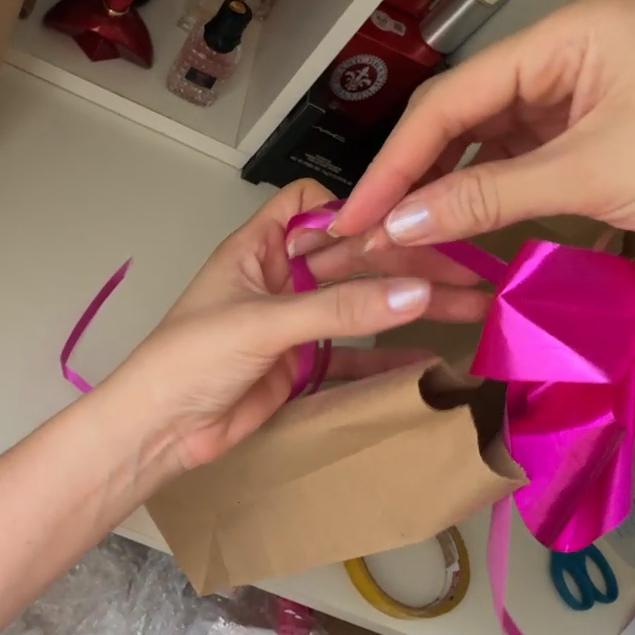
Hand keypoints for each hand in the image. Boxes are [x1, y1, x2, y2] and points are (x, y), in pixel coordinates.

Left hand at [96, 179, 490, 477]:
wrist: (160, 429)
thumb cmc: (189, 360)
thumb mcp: (263, 323)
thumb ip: (338, 308)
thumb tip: (418, 293)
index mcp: (255, 250)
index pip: (308, 205)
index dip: (352, 207)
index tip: (406, 221)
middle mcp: (277, 280)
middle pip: (348, 256)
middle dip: (405, 261)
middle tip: (471, 271)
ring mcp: (290, 323)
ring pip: (357, 304)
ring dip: (408, 306)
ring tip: (474, 308)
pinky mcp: (298, 365)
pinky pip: (350, 353)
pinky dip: (386, 354)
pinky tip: (431, 356)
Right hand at [334, 0, 634, 276]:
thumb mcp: (592, 172)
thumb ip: (482, 198)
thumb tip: (395, 225)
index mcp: (575, 32)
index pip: (450, 99)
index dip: (393, 165)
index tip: (356, 219)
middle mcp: (580, 51)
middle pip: (466, 116)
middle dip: (416, 176)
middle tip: (374, 231)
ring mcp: (599, 91)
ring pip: (494, 141)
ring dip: (452, 189)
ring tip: (410, 235)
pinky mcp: (615, 130)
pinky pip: (530, 160)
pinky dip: (494, 194)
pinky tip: (465, 223)